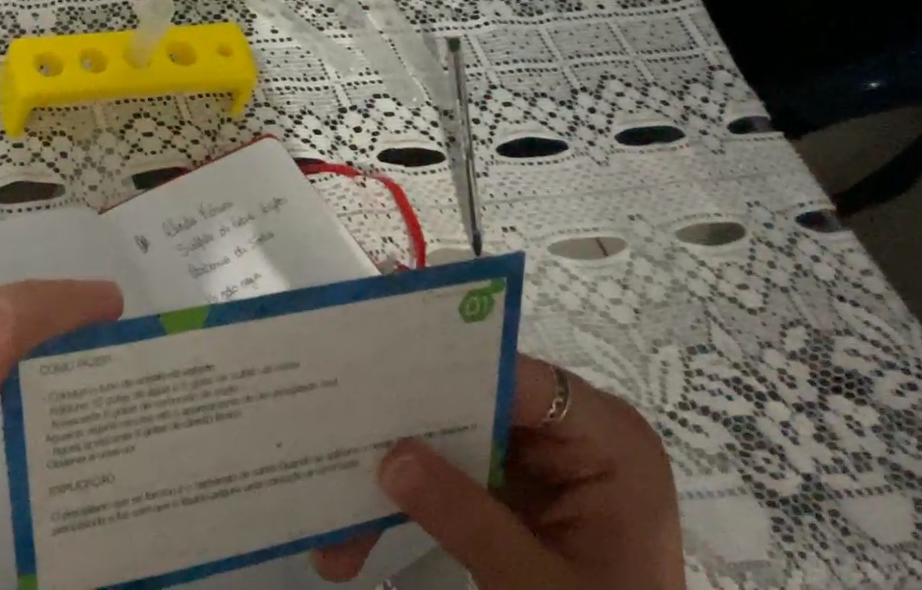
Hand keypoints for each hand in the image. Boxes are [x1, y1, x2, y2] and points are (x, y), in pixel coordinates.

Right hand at [312, 354, 683, 588]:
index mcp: (607, 441)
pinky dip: (402, 500)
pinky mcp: (506, 490)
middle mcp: (569, 435)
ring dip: (388, 471)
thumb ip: (470, 521)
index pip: (515, 378)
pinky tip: (352, 531)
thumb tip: (390, 456)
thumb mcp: (541, 587)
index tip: (373, 369)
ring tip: (330, 496)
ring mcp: (535, 462)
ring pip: (443, 438)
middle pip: (467, 401)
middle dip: (399, 426)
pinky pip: (442, 473)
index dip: (445, 368)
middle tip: (329, 419)